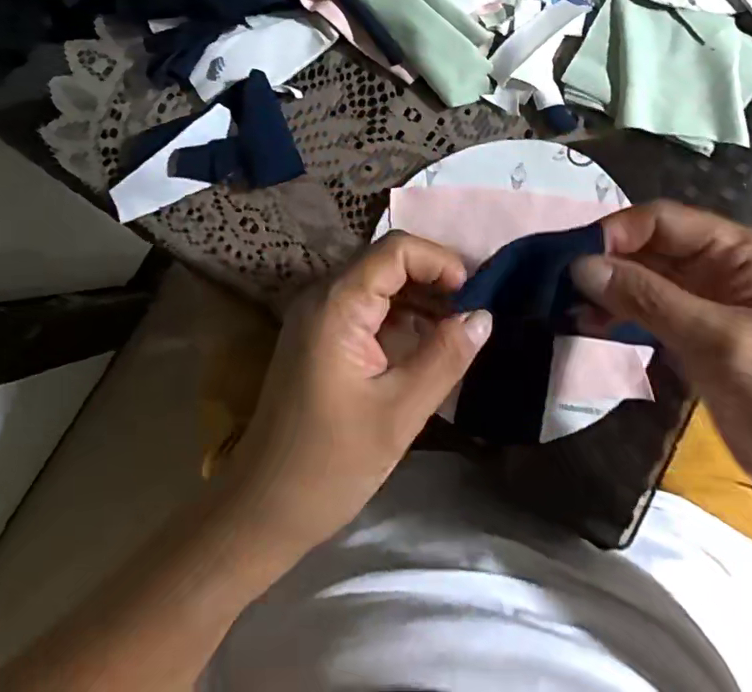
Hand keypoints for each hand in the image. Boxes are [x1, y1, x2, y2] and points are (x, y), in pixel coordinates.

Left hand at [218, 232, 492, 552]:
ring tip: (462, 332)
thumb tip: (484, 315)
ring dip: (419, 301)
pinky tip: (430, 346)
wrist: (267, 501)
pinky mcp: (317, 339)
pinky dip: (399, 320)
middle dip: (434, 280)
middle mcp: (320, 298)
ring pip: (376, 287)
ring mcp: (315, 318)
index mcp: (335, 306)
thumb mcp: (399, 412)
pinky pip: (363, 312)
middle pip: (385, 263)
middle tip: (477, 315)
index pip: (394, 250)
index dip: (440, 261)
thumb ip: (444, 357)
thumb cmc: (332, 462)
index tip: (477, 296)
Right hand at [571, 201, 751, 514]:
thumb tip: (580, 265)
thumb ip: (647, 298)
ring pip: (645, 280)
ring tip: (567, 308)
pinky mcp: (701, 339)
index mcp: (748, 255)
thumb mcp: (718, 342)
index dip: (617, 232)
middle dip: (605, 262)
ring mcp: (714, 307)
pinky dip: (618, 315)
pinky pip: (649, 312)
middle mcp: (729, 271)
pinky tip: (588, 325)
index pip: (666, 221)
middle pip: (651, 248)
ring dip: (607, 290)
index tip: (572, 259)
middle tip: (558, 285)